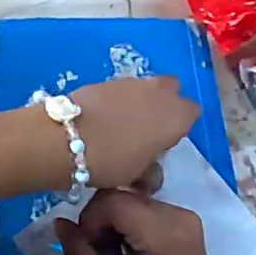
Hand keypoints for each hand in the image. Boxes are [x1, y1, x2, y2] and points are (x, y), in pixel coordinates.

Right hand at [55, 191, 232, 254]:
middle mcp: (176, 212)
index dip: (91, 222)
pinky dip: (128, 225)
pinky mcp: (184, 219)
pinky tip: (132, 251)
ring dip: (113, 224)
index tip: (92, 252)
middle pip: (119, 196)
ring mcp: (183, 213)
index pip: (110, 201)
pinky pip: (142, 207)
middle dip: (101, 222)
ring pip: (128, 200)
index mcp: (162, 229)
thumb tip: (59, 222)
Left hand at [66, 76, 200, 188]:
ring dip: (138, 100)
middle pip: (170, 89)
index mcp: (176, 115)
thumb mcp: (136, 175)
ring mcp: (129, 82)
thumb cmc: (111, 160)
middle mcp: (158, 92)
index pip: (191, 112)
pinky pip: (118, 88)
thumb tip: (149, 174)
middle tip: (146, 127)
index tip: (164, 142)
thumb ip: (151, 171)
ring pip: (143, 86)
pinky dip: (114, 99)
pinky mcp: (103, 80)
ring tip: (120, 125)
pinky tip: (101, 117)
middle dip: (163, 103)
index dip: (179, 126)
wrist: (64, 138)